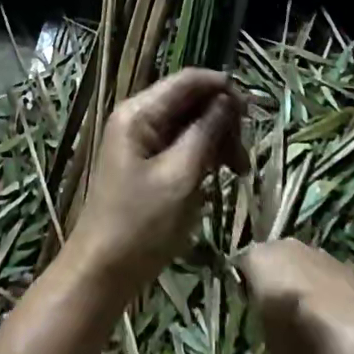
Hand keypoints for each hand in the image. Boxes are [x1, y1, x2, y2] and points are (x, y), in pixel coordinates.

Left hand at [67, 69, 245, 292]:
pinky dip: (203, 155)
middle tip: (243, 156)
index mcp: (139, 113)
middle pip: (190, 100)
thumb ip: (206, 132)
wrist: (101, 273)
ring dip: (217, 140)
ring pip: (189, 123)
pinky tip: (220, 176)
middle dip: (222, 119)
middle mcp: (138, 117)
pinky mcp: (146, 161)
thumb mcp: (180, 177)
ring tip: (239, 171)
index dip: (222, 88)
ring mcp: (140, 139)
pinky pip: (181, 144)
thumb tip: (228, 100)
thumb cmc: (141, 225)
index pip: (188, 80)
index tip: (252, 114)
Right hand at [238, 239, 353, 353]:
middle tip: (278, 309)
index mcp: (259, 256)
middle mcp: (285, 244)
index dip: (245, 286)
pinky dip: (324, 287)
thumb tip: (263, 303)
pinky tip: (331, 313)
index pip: (241, 265)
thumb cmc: (300, 337)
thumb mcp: (264, 332)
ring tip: (307, 313)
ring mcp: (317, 250)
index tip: (251, 307)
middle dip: (274, 277)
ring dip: (300, 280)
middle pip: (273, 258)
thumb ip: (259, 308)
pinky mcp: (344, 263)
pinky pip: (324, 273)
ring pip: (301, 263)